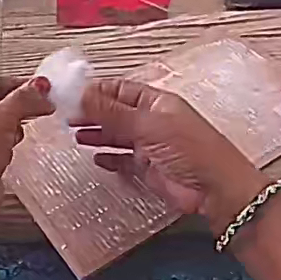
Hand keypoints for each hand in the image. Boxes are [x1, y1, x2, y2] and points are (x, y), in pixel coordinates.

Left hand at [0, 77, 54, 225]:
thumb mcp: (2, 116)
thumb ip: (24, 98)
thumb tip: (40, 87)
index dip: (20, 84)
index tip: (43, 87)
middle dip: (18, 109)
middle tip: (41, 106)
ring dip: (12, 130)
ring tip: (17, 134)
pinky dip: (6, 149)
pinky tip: (8, 154)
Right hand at [74, 79, 267, 232]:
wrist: (215, 190)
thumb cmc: (189, 150)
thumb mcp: (148, 125)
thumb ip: (112, 112)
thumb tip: (81, 96)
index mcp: (155, 102)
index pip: (120, 90)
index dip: (95, 91)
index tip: (70, 96)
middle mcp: (151, 121)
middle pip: (114, 112)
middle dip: (91, 113)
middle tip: (65, 116)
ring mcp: (149, 145)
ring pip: (116, 135)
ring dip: (96, 134)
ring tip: (74, 134)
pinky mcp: (147, 168)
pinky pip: (122, 160)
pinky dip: (108, 157)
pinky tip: (95, 158)